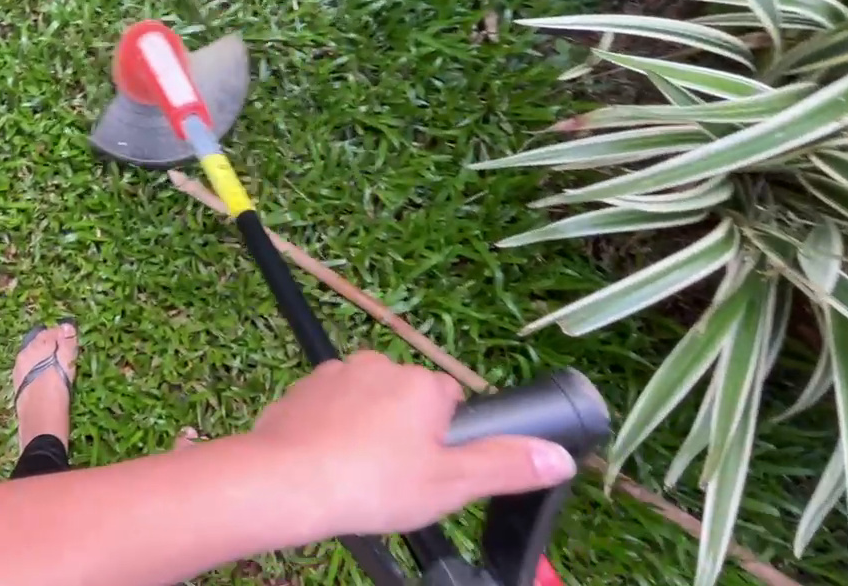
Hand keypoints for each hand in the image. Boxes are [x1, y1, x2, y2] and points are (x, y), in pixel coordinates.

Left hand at [238, 352, 576, 540]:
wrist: (289, 477)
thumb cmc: (376, 482)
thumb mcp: (452, 483)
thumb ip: (505, 465)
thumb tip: (558, 455)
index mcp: (419, 382)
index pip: (451, 398)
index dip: (448, 435)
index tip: (435, 466)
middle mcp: (378, 364)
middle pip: (408, 396)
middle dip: (409, 430)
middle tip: (400, 475)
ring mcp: (335, 371)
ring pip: (368, 400)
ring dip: (371, 427)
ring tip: (363, 472)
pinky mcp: (304, 386)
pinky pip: (333, 405)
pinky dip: (336, 427)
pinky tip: (331, 460)